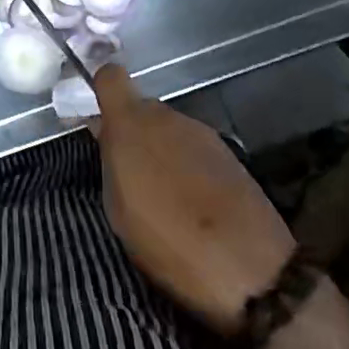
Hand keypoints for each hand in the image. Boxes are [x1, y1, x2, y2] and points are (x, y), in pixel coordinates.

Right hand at [93, 66, 295, 335]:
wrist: (251, 272)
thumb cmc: (166, 238)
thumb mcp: (117, 205)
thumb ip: (110, 159)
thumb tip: (107, 134)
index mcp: (132, 122)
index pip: (111, 76)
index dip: (102, 89)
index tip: (97, 115)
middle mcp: (169, 117)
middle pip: (142, 109)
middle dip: (133, 132)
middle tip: (128, 170)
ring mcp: (204, 135)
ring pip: (169, 130)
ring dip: (161, 151)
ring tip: (162, 194)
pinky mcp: (232, 158)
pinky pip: (194, 151)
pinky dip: (187, 167)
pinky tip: (192, 203)